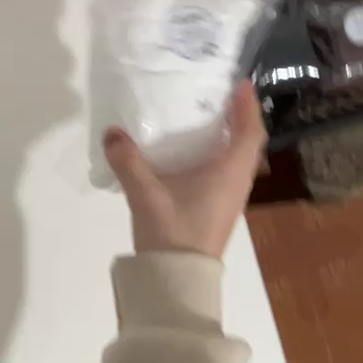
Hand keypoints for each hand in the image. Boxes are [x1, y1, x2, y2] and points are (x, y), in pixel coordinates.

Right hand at [104, 81, 266, 259]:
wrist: (178, 278)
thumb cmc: (174, 231)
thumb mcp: (146, 193)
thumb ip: (128, 162)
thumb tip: (112, 133)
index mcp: (229, 172)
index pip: (249, 131)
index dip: (248, 106)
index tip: (240, 84)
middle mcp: (236, 182)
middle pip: (245, 144)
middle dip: (235, 120)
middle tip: (215, 99)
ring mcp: (228, 199)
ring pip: (233, 161)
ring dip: (223, 141)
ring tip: (200, 123)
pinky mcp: (214, 210)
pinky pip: (221, 174)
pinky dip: (210, 158)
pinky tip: (186, 159)